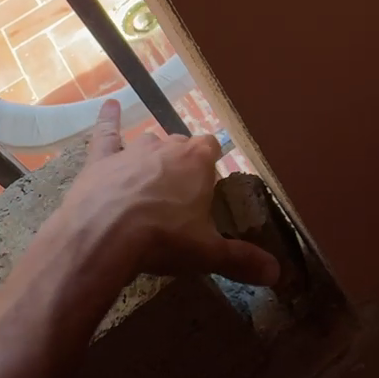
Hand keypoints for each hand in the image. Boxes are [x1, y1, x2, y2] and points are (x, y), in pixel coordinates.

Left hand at [33, 100, 278, 290]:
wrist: (102, 237)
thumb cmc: (163, 239)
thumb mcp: (207, 253)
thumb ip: (241, 259)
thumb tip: (276, 273)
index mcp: (198, 161)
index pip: (212, 148)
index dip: (210, 165)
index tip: (208, 187)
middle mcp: (169, 146)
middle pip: (181, 145)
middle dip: (182, 163)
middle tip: (179, 194)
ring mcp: (133, 150)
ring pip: (149, 142)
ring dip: (152, 155)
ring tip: (150, 177)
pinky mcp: (102, 159)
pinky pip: (107, 132)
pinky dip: (108, 119)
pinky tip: (109, 104)